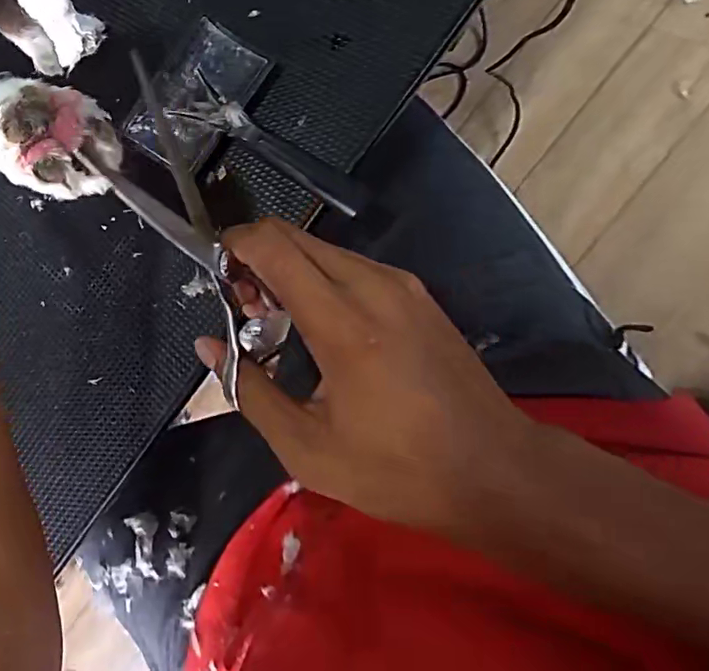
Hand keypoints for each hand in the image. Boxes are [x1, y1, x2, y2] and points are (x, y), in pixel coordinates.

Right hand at [197, 218, 544, 545]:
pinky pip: (350, 264)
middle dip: (256, 256)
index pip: (274, 247)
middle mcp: (372, 285)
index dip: (235, 244)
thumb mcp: (308, 449)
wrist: (499, 471)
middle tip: (245, 307)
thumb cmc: (399, 469)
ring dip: (287, 266)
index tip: (217, 270)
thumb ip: (248, 390)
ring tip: (280, 320)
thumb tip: (209, 346)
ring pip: (321, 247)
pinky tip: (322, 322)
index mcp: (343, 323)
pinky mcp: (416, 291)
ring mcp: (399, 283)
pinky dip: (319, 276)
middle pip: (293, 236)